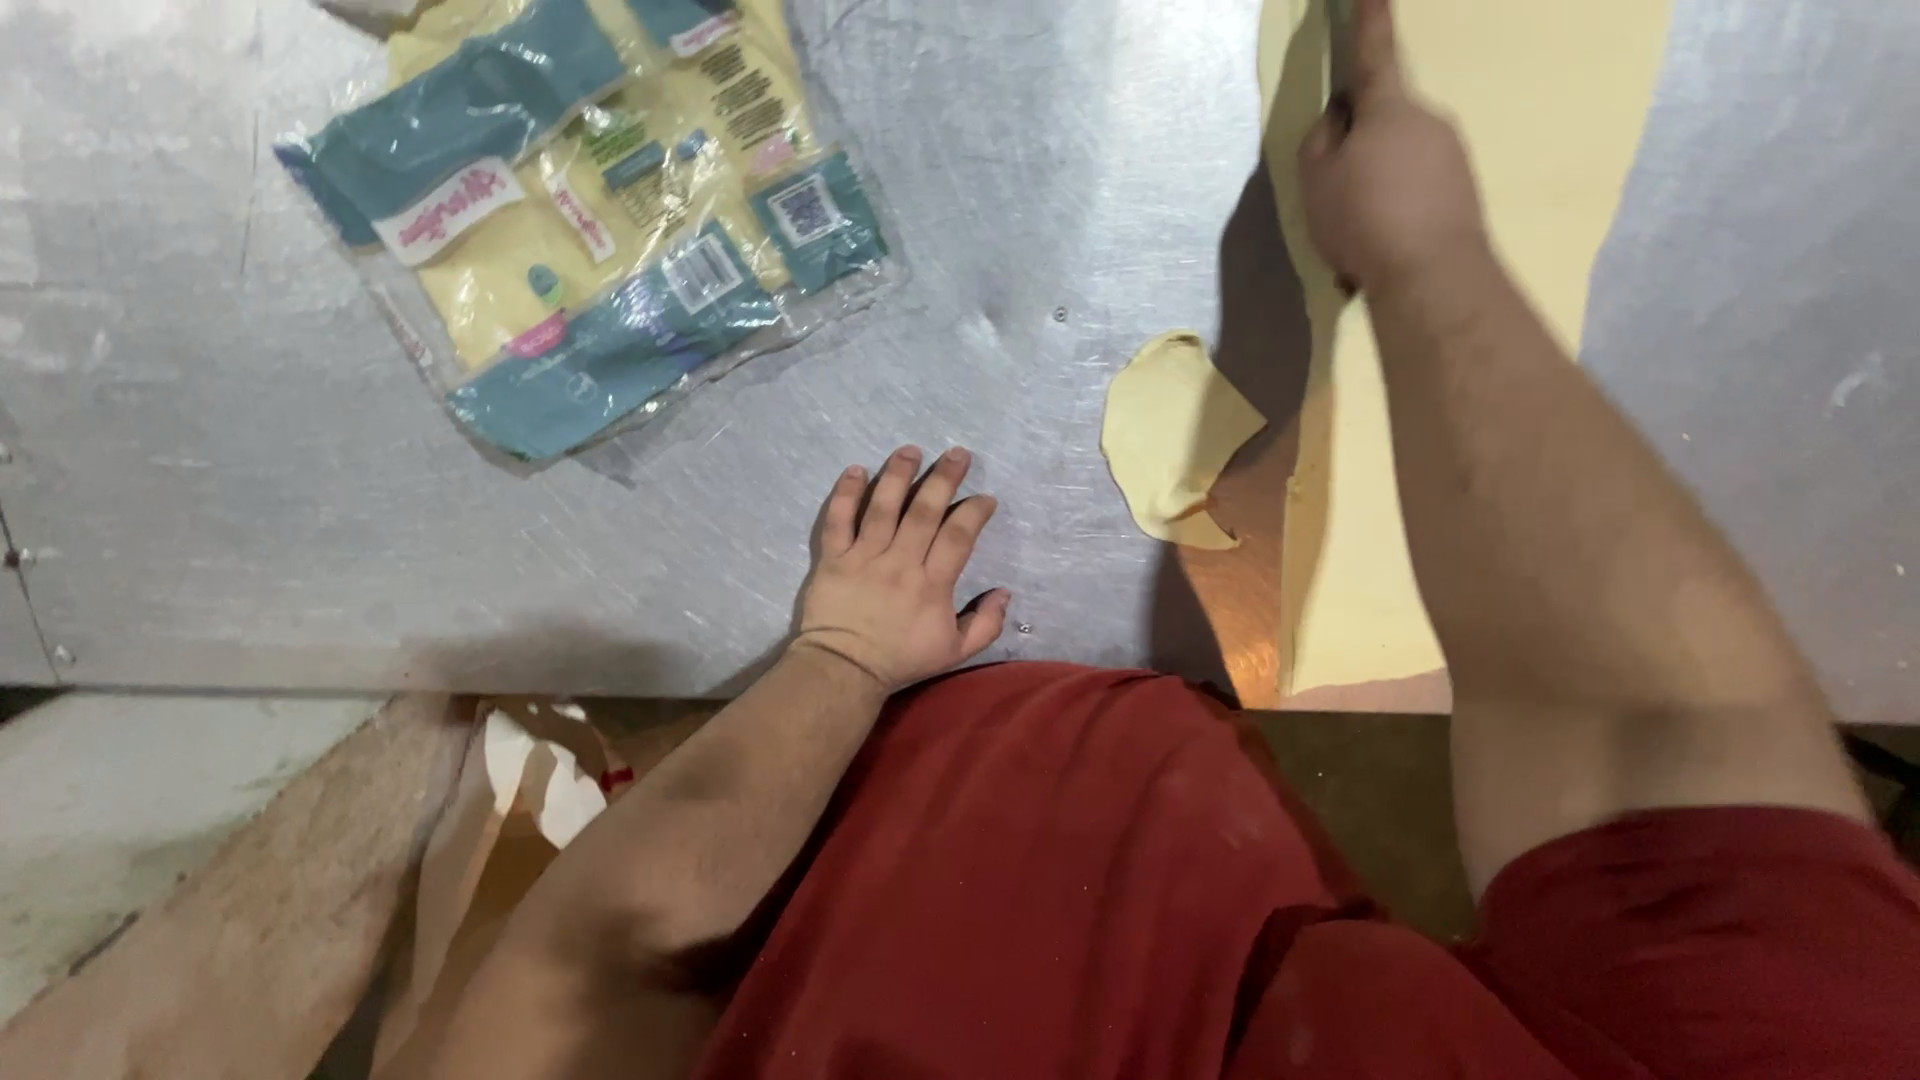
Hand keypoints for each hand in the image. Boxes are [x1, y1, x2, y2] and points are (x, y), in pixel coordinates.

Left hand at [793, 446, 1010, 693]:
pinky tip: (856, 470)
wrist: (843, 670)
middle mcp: (900, 563)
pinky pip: (839, 520)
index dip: (974, 512)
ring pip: (883, 506)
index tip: (985, 498)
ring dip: (898, 474)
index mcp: (932, 584)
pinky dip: (846, 494)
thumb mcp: (954, 652)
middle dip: (944, 478)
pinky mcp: (833, 558)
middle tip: (958, 454)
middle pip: (925, 511)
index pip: (958, 536)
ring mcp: (864, 557)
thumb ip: (985, 624)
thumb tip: (1005, 592)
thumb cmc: (901, 659)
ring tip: (910, 450)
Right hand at [1297, 0, 1488, 291]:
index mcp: (1388, 108)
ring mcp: (1451, 154)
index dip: (1370, 20)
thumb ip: (1321, 140)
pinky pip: (1413, 195)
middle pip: (1383, 121)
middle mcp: (1429, 119)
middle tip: (1333, 191)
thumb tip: (1340, 117)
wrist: (1430, 272)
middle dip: (1358, 147)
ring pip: (1397, 163)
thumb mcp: (1316, 180)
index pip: (1375, 54)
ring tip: (1353, 236)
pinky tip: (1375, 251)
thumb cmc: (1362, 217)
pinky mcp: (1462, 191)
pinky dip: (1389, 217)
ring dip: (1372, 191)